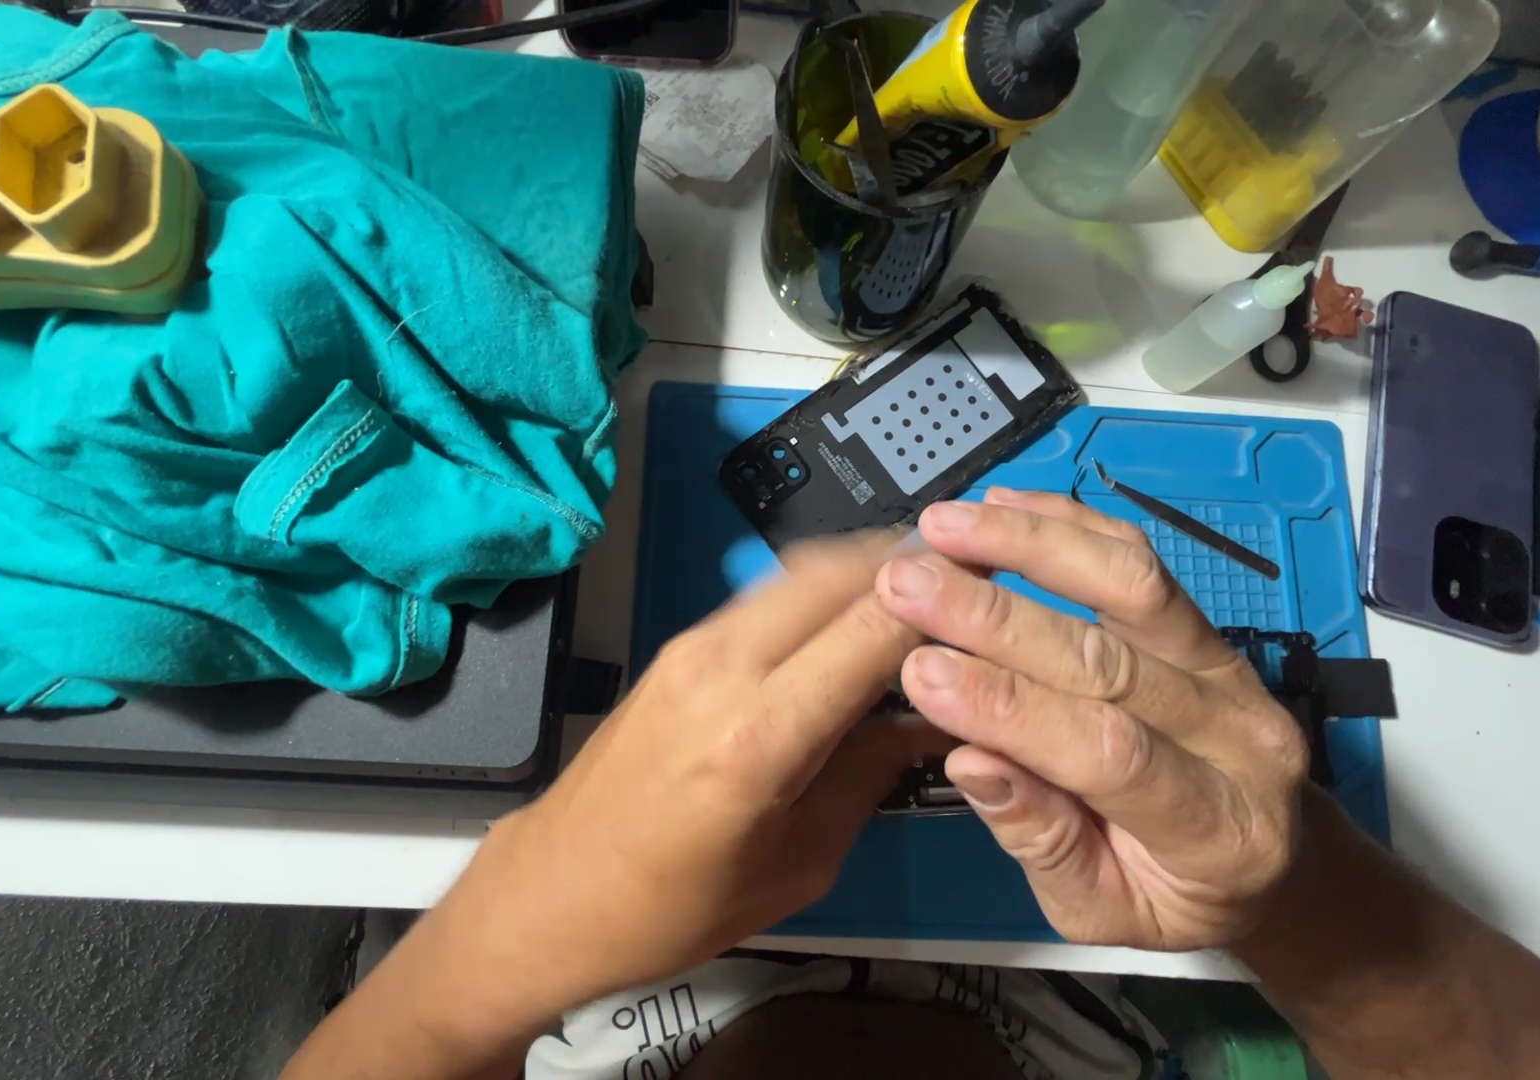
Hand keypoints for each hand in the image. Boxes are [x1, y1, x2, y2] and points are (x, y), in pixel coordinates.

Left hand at [443, 534, 948, 1017]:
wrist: (555, 889)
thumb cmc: (677, 905)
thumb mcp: (799, 862)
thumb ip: (867, 775)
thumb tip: (925, 720)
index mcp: (759, 737)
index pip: (869, 633)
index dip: (935, 601)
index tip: (984, 587)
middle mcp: (723, 668)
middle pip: (833, 575)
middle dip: (904, 564)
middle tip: (960, 574)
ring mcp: (693, 646)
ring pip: (797, 571)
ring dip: (860, 566)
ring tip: (915, 586)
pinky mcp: (678, 644)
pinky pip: (766, 595)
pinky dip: (818, 588)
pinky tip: (848, 612)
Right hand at [874, 489, 1308, 949]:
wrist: (1275, 861)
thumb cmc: (1172, 895)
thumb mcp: (1100, 911)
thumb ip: (1040, 839)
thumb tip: (971, 760)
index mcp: (1215, 828)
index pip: (1105, 751)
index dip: (1007, 706)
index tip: (919, 669)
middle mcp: (1235, 734)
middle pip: (1107, 657)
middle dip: (993, 615)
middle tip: (907, 584)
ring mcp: (1226, 667)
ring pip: (1132, 584)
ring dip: (1029, 544)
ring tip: (944, 526)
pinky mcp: (1204, 627)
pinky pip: (1140, 560)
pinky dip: (1068, 523)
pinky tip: (1002, 504)